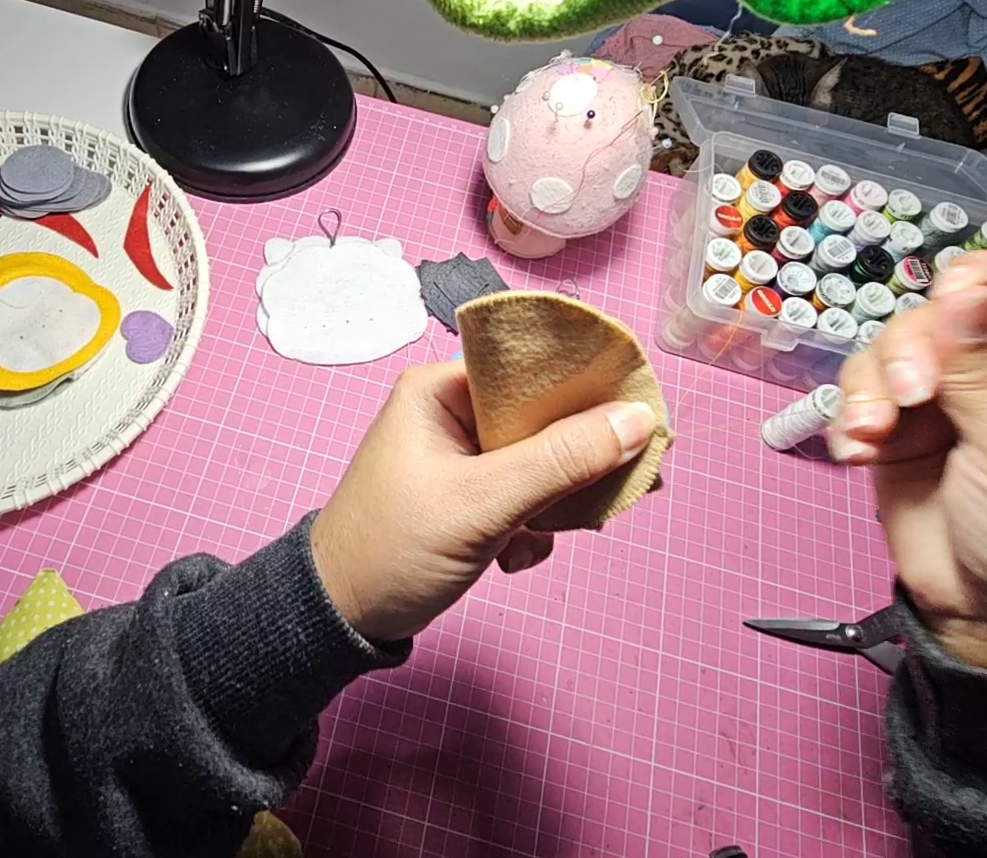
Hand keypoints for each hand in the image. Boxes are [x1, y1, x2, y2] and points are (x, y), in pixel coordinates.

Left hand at [310, 361, 655, 642]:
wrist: (345, 617)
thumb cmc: (391, 548)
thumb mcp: (480, 503)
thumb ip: (560, 460)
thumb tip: (636, 418)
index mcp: (443, 389)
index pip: (531, 368)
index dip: (588, 388)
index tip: (640, 417)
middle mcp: (455, 411)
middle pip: (544, 417)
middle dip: (579, 458)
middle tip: (618, 488)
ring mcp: (464, 454)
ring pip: (542, 460)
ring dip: (555, 503)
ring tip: (539, 536)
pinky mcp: (471, 492)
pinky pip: (528, 494)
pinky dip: (534, 526)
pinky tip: (513, 555)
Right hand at [829, 252, 986, 673]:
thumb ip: (982, 375)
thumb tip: (959, 289)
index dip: (985, 278)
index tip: (944, 293)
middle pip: (933, 319)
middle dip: (906, 352)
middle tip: (905, 398)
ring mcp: (937, 405)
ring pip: (882, 356)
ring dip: (865, 390)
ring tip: (869, 437)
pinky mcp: (891, 433)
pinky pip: (853, 399)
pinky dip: (846, 422)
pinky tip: (856, 455)